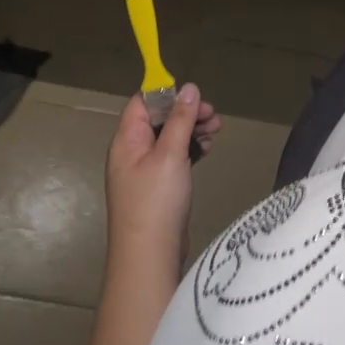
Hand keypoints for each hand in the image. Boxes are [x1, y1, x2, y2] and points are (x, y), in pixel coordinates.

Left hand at [104, 84, 223, 251]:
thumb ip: (181, 119)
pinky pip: (174, 156)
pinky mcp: (159, 186)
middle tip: (214, 117)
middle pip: (159, 119)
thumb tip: (189, 87)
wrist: (149, 256)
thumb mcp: (170, 154)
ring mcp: (145, 170)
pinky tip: (207, 149)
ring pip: (170, 137)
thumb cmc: (156, 201)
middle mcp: (133, 152)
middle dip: (187, 112)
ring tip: (217, 131)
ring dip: (192, 130)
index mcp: (127, 140)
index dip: (167, 94)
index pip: (142, 103)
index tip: (196, 95)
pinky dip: (191, 149)